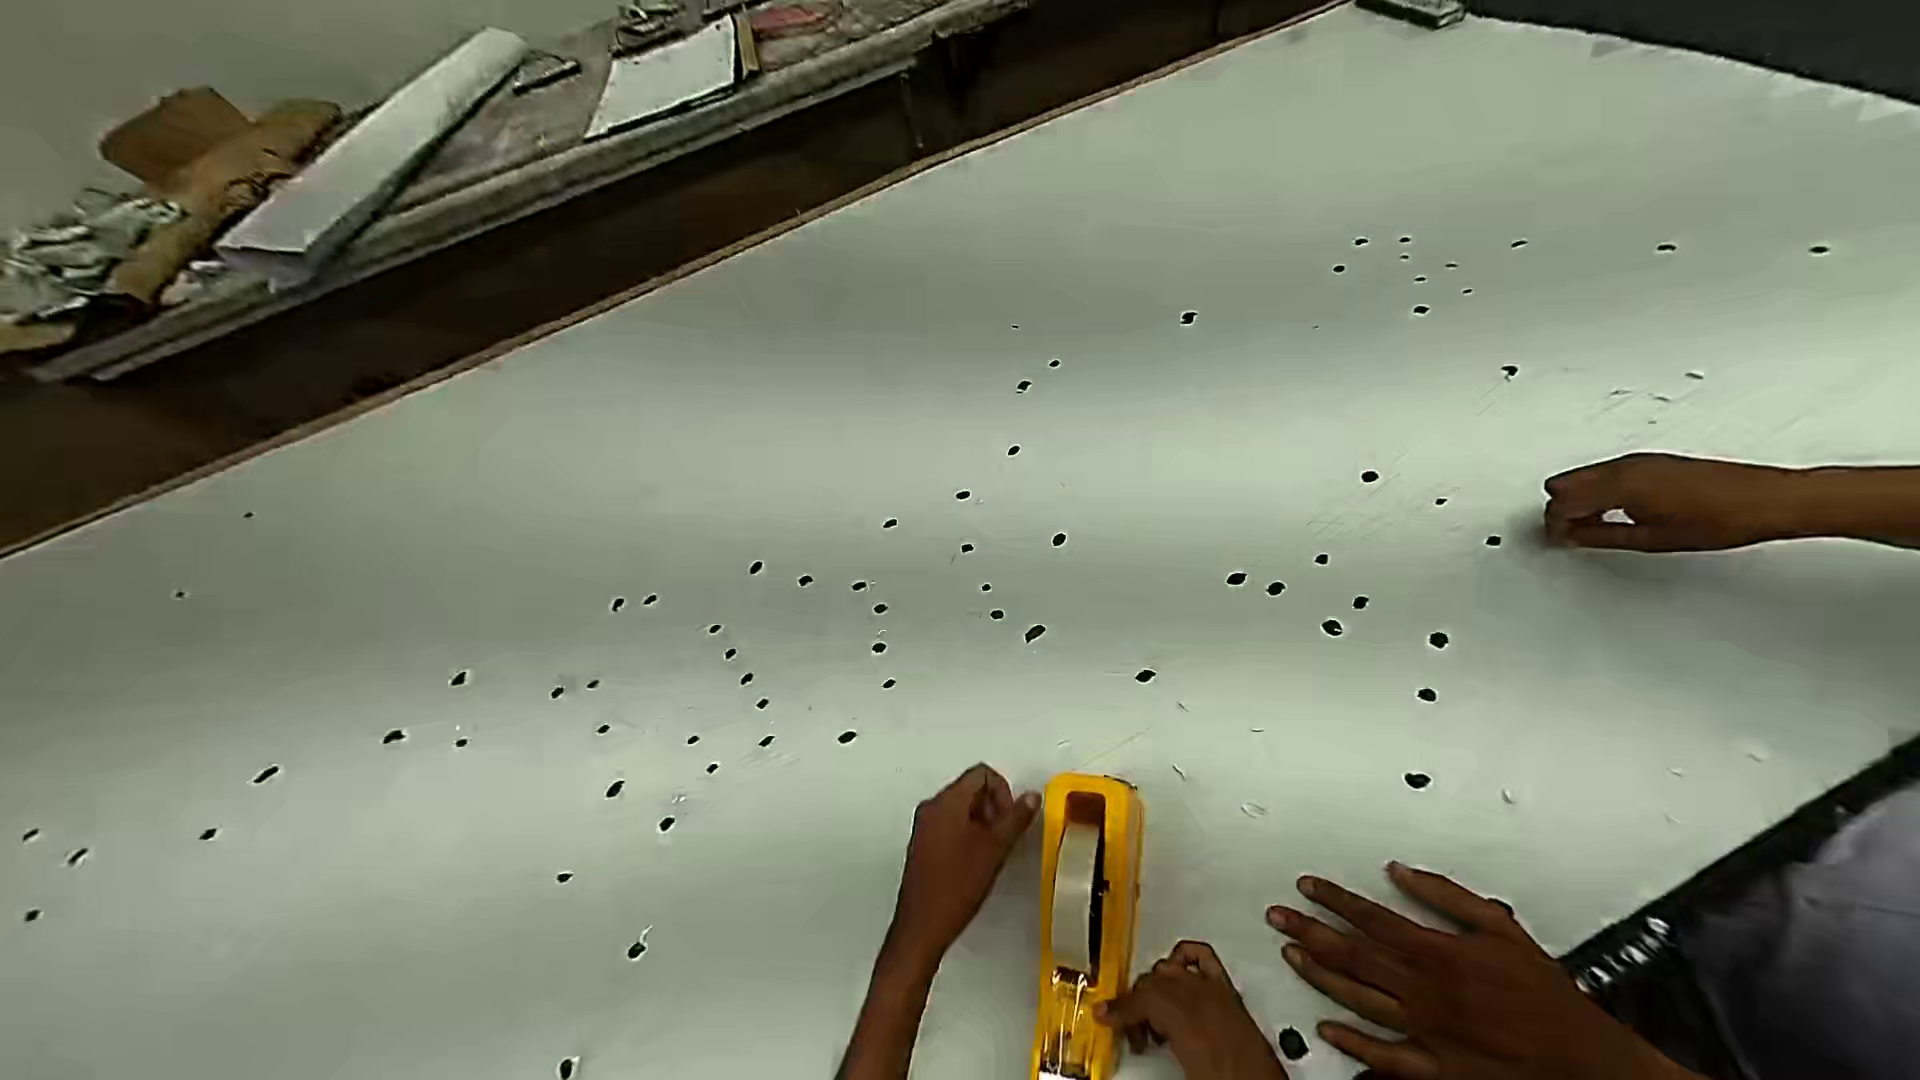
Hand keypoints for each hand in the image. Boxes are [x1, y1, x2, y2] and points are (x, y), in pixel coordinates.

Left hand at [885, 764, 1039, 965]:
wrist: (923, 926)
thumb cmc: (956, 887)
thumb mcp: (995, 849)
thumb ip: (1016, 818)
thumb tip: (1032, 797)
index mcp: (946, 801)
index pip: (981, 773)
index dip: (1003, 791)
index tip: (1010, 818)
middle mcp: (931, 807)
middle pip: (970, 787)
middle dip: (993, 805)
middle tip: (1004, 833)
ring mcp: (924, 825)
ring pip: (960, 806)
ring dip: (981, 820)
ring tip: (992, 850)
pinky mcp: (921, 843)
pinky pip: (948, 822)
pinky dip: (966, 831)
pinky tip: (976, 859)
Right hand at [1095, 941, 1287, 1079]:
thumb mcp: (1181, 1076)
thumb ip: (1155, 1059)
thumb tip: (1135, 1041)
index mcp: (1183, 1017)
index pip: (1141, 999)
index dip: (1119, 1009)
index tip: (1104, 1016)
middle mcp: (1198, 996)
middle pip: (1152, 982)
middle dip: (1136, 1004)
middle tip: (1134, 1033)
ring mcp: (1214, 990)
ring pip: (1172, 968)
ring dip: (1158, 986)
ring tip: (1155, 1016)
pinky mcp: (1229, 992)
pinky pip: (1204, 958)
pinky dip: (1186, 957)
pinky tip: (1179, 971)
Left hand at [1268, 863, 1692, 1079]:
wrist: (1594, 1065)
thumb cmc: (1547, 996)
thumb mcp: (1502, 929)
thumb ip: (1446, 895)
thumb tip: (1400, 871)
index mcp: (1437, 953)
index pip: (1369, 917)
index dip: (1332, 899)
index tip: (1307, 886)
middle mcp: (1425, 989)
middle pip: (1352, 953)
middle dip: (1309, 930)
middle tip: (1278, 915)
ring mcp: (1428, 1031)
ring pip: (1358, 998)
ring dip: (1318, 975)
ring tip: (1289, 954)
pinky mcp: (1440, 1068)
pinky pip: (1387, 1057)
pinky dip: (1354, 1044)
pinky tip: (1327, 1028)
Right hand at [1543, 452, 1802, 550]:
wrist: (1777, 501)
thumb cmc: (1727, 518)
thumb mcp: (1651, 538)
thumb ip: (1602, 536)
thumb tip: (1575, 536)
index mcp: (1618, 485)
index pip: (1562, 504)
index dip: (1556, 525)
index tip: (1559, 539)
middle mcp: (1623, 467)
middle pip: (1563, 484)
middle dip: (1562, 508)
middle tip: (1571, 530)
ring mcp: (1639, 461)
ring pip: (1582, 476)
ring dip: (1580, 498)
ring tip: (1594, 523)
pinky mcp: (1654, 460)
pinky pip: (1606, 472)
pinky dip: (1600, 489)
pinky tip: (1615, 508)